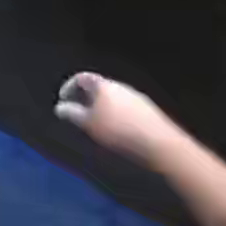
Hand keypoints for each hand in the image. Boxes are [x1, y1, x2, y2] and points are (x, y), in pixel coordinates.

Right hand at [55, 72, 184, 166]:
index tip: (64, 101)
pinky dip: (120, 116)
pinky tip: (121, 130)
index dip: (69, 88)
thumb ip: (72, 114)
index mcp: (103, 85)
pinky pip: (129, 109)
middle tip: (81, 113)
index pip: (81, 78)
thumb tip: (60, 108)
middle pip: (99, 87)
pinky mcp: (153, 113)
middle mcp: (121, 86)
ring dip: (105, 108)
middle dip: (87, 99)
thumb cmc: (119, 131)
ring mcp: (139, 99)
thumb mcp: (89, 124)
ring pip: (115, 99)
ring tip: (101, 124)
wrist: (165, 147)